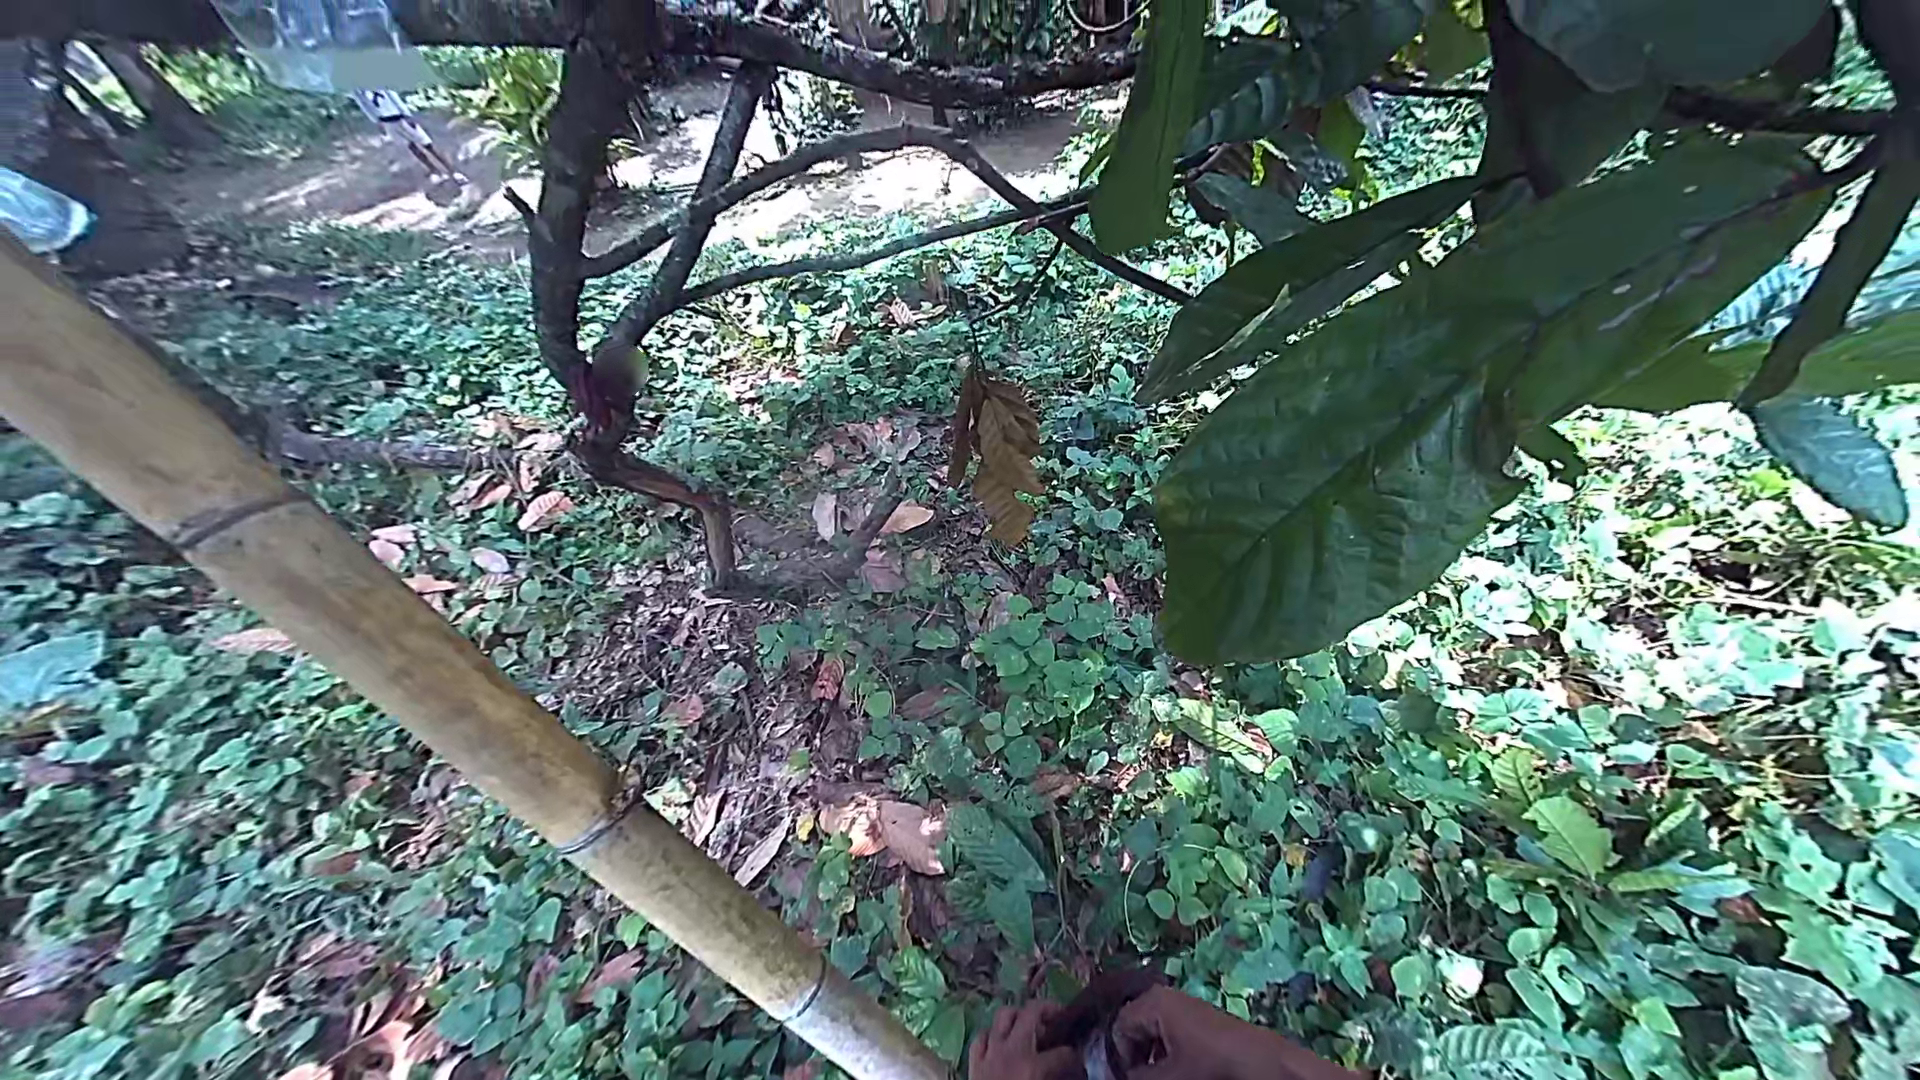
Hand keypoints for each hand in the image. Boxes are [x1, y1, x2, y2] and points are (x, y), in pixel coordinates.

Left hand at [969, 1002, 1078, 1079]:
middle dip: (1046, 1011)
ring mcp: (990, 1052)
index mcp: (1033, 1068)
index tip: (1079, 1061)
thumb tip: (1077, 1075)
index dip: (1074, 1057)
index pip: (1063, 1054)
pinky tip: (999, 1043)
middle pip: (1030, 1013)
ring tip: (1028, 1025)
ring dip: (1017, 1016)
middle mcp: (1012, 1051)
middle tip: (1056, 1019)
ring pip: (1003, 1015)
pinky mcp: (974, 1061)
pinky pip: (982, 1036)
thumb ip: (1056, 1078)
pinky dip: (992, 1036)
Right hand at [1112, 986, 1361, 1079]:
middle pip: (1134, 1027)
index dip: (1118, 1057)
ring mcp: (1182, 1007)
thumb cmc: (1213, 1064)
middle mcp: (1163, 997)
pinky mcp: (1198, 1021)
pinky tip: (1179, 1074)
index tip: (1127, 1079)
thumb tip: (1123, 1078)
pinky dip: (1167, 1055)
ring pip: (1152, 1033)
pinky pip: (1169, 1035)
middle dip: (1135, 1056)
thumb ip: (1141, 1077)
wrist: (1265, 1064)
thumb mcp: (1173, 1076)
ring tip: (1160, 1078)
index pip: (1119, 1026)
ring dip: (1151, 1058)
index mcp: (1153, 1001)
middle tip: (1141, 1079)